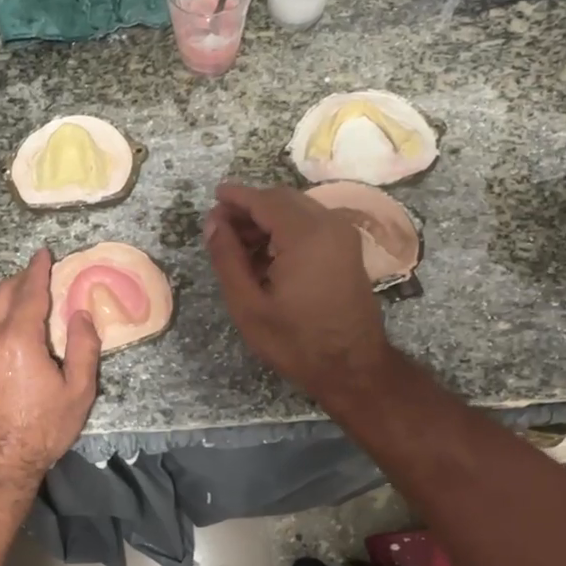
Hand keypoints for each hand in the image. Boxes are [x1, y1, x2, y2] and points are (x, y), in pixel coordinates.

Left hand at [0, 249, 100, 486]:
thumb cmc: (43, 428)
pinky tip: (10, 316)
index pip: (29, 291)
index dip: (38, 269)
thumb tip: (81, 313)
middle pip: (3, 292)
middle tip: (41, 271)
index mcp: (19, 338)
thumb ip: (83, 348)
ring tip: (27, 290)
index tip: (45, 252)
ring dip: (7, 292)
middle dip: (22, 277)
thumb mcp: (78, 391)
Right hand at [204, 181, 395, 409]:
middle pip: (282, 199)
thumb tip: (213, 222)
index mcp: (305, 235)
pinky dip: (285, 229)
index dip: (235, 196)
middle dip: (250, 207)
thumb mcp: (248, 305)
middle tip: (220, 228)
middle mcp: (329, 225)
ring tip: (238, 246)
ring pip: (297, 209)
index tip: (212, 197)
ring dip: (267, 219)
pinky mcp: (348, 249)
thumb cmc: (296, 341)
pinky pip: (311, 224)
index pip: (264, 199)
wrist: (353, 368)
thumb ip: (227, 257)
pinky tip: (265, 255)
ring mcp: (343, 236)